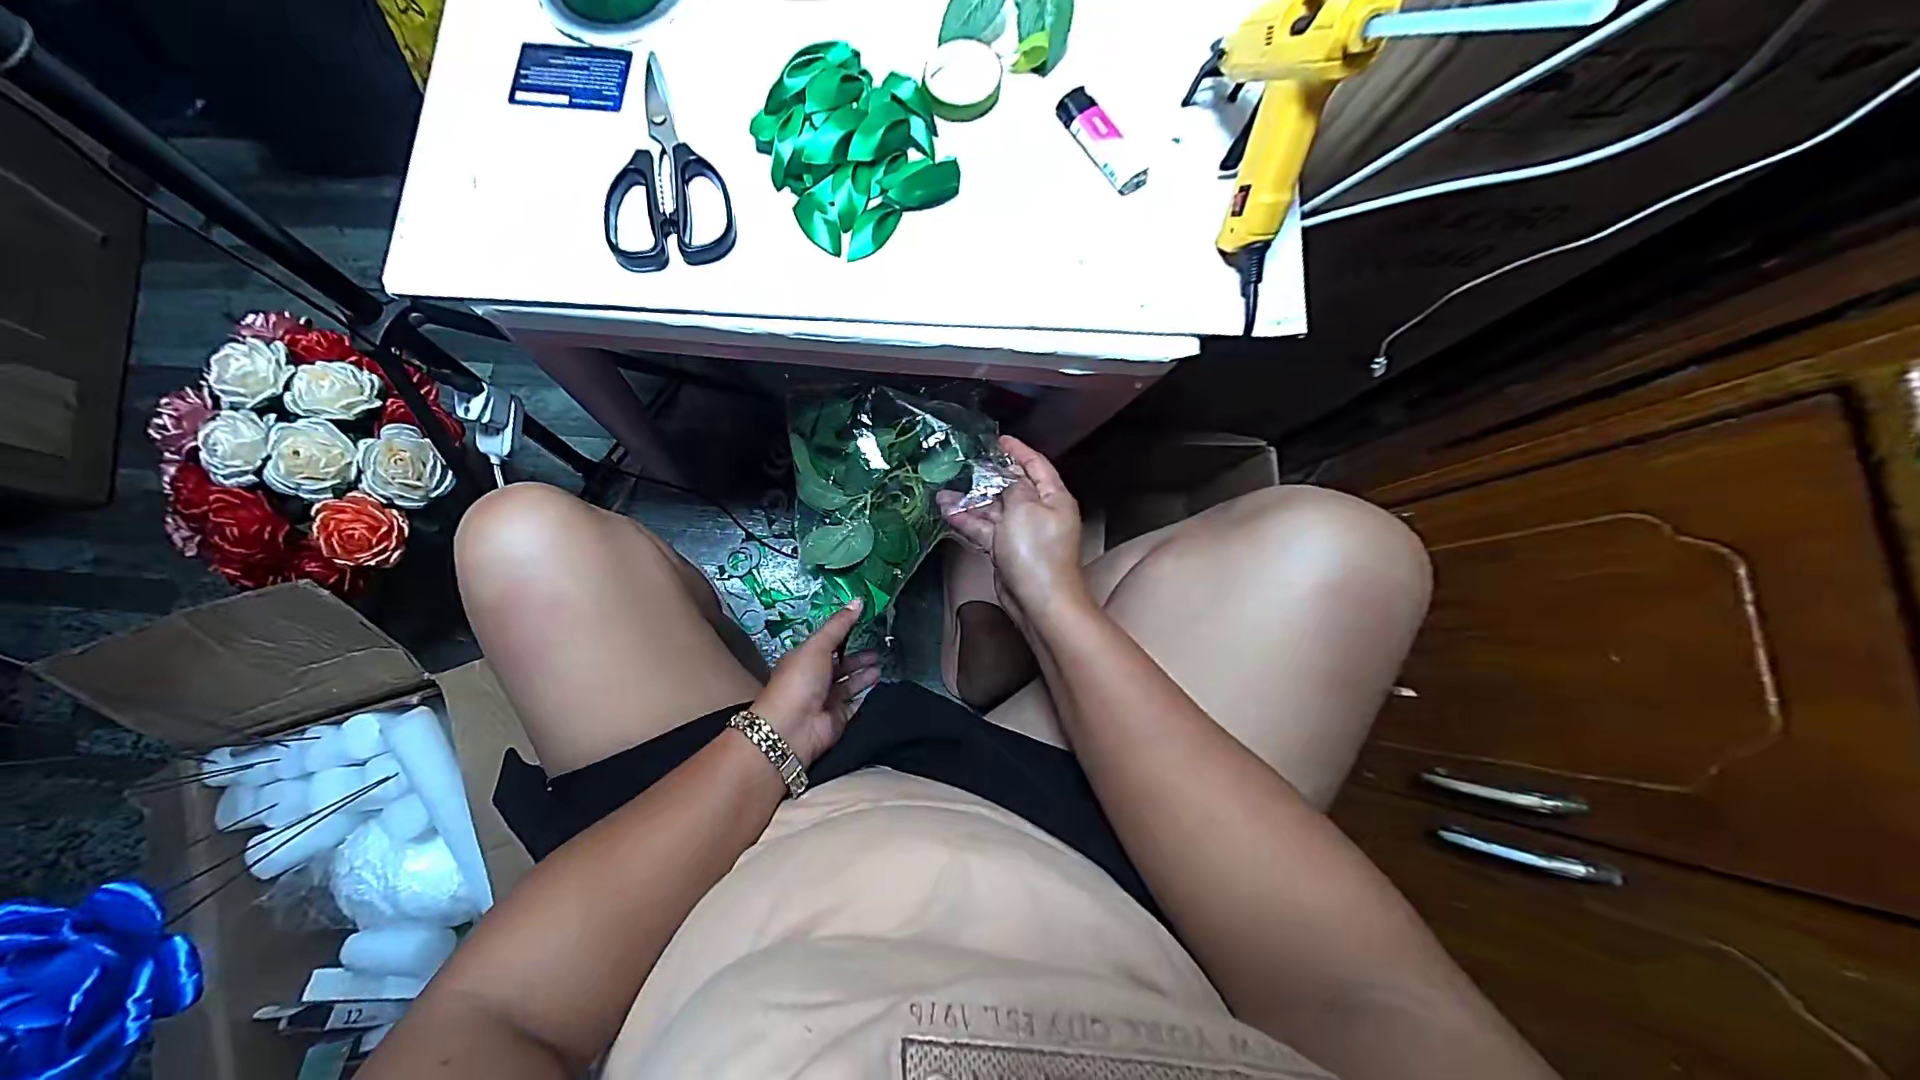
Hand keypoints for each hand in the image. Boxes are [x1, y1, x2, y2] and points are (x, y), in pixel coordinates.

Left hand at [748, 600, 880, 765]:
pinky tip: (880, 683)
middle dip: (859, 656)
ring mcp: (827, 699)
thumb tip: (858, 600)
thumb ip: (839, 625)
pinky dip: (867, 694)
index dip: (844, 634)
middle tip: (880, 648)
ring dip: (865, 674)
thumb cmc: (799, 680)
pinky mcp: (838, 718)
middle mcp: (815, 678)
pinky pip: (856, 703)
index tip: (865, 624)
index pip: (827, 643)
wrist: (792, 728)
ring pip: (850, 683)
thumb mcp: (818, 645)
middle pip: (841, 664)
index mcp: (804, 658)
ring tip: (882, 663)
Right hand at [938, 436, 1090, 622]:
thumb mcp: (1024, 508)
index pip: (1036, 465)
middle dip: (986, 475)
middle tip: (961, 463)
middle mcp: (1039, 512)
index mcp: (1053, 497)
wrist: (1039, 600)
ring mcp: (1022, 533)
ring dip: (970, 500)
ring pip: (994, 509)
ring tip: (942, 491)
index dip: (1017, 450)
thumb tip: (1006, 472)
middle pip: (1012, 486)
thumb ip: (1013, 485)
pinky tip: (947, 511)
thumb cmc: (1037, 550)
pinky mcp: (1006, 550)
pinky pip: (986, 529)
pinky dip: (968, 521)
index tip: (997, 439)